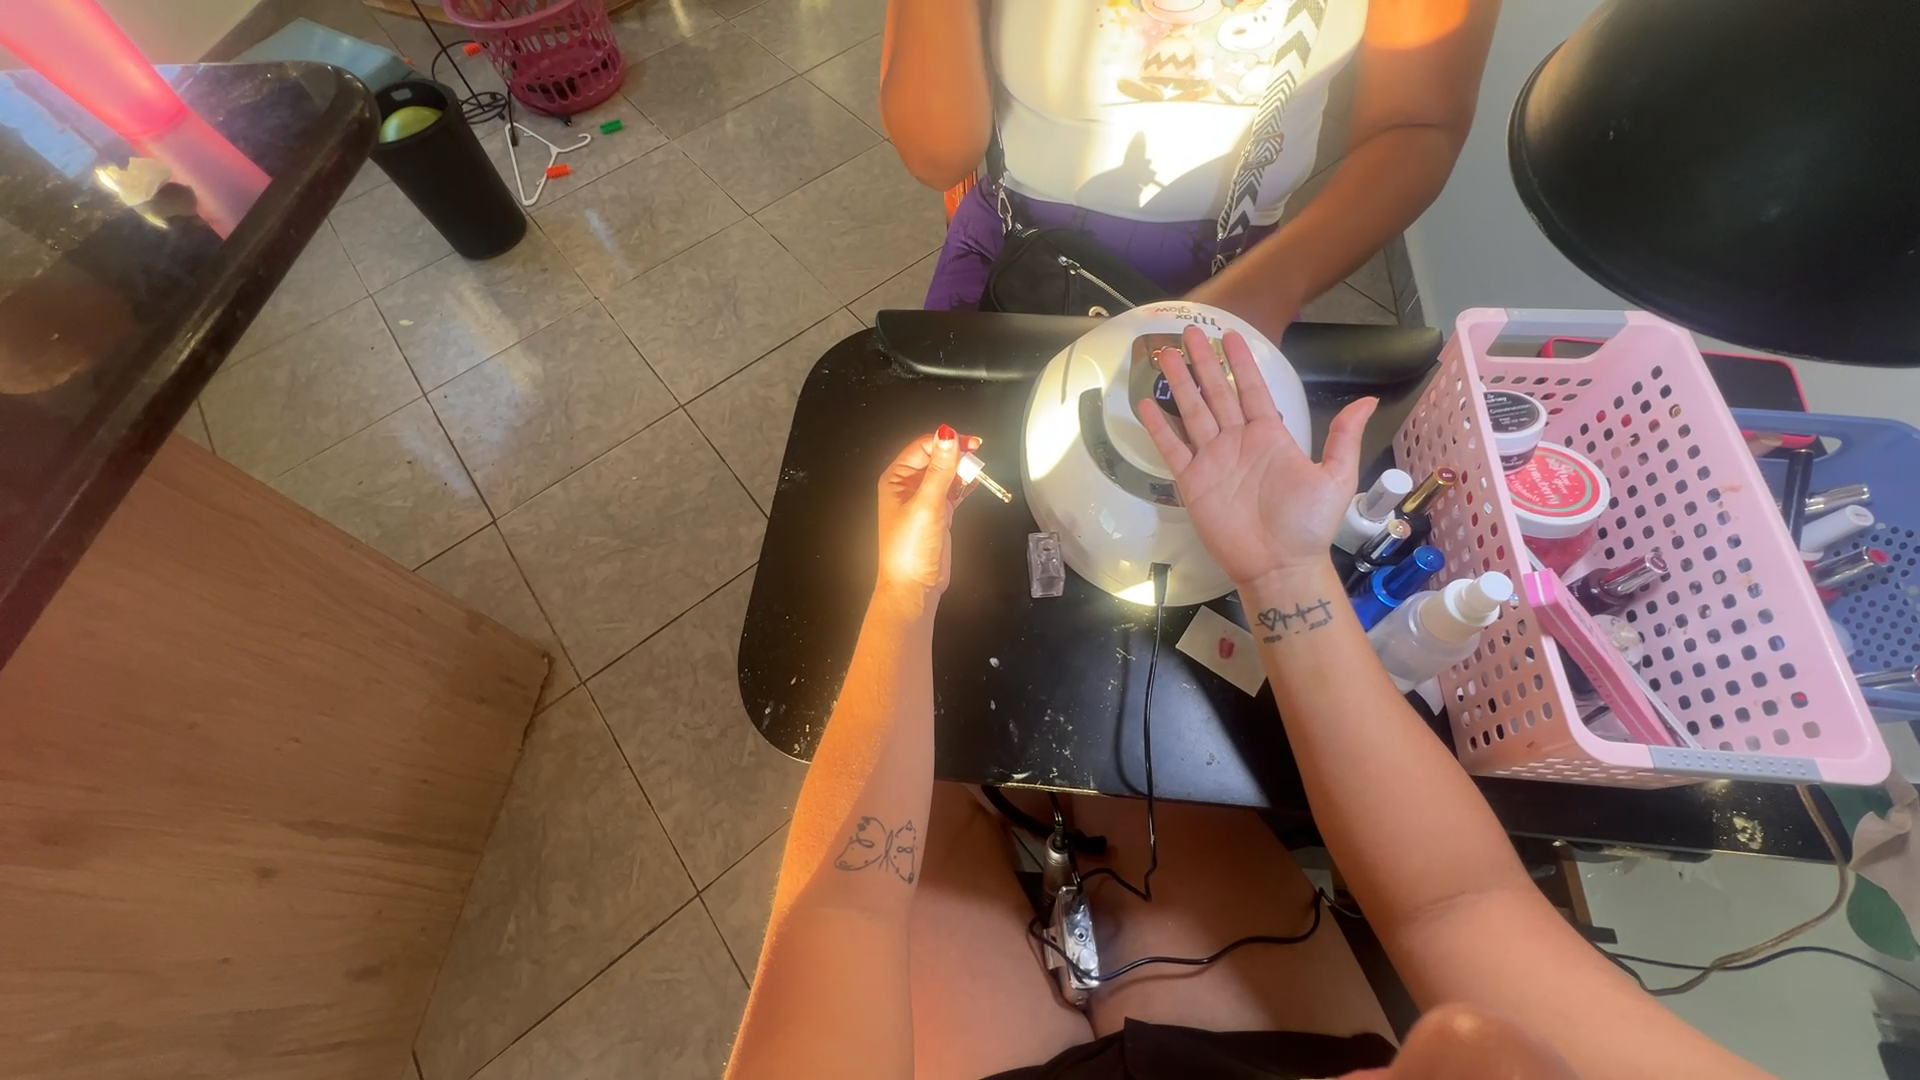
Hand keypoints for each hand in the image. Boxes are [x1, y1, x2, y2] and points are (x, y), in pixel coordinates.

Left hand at [874, 426, 980, 613]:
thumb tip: (948, 434)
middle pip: (935, 458)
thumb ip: (940, 469)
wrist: (914, 587)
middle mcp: (908, 486)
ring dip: (962, 469)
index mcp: (896, 479)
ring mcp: (924, 500)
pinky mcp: (939, 513)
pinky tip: (977, 481)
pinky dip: (965, 485)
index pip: (922, 448)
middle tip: (977, 455)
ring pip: (946, 473)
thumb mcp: (927, 503)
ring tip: (978, 470)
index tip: (970, 443)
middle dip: (956, 455)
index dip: (945, 442)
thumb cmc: (911, 547)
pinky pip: (953, 490)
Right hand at [1139, 325, 1376, 586]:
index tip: (1229, 336)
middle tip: (1189, 332)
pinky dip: (1158, 427)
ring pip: (1191, 411)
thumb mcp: (1335, 477)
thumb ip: (1342, 438)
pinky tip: (1145, 404)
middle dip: (1202, 362)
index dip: (1239, 363)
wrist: (1278, 564)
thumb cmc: (1308, 524)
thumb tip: (1367, 401)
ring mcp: (1212, 459)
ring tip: (1164, 355)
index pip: (1251, 389)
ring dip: (1179, 384)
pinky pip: (1172, 448)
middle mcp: (1237, 440)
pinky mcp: (1191, 481)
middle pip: (1216, 392)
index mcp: (1269, 434)